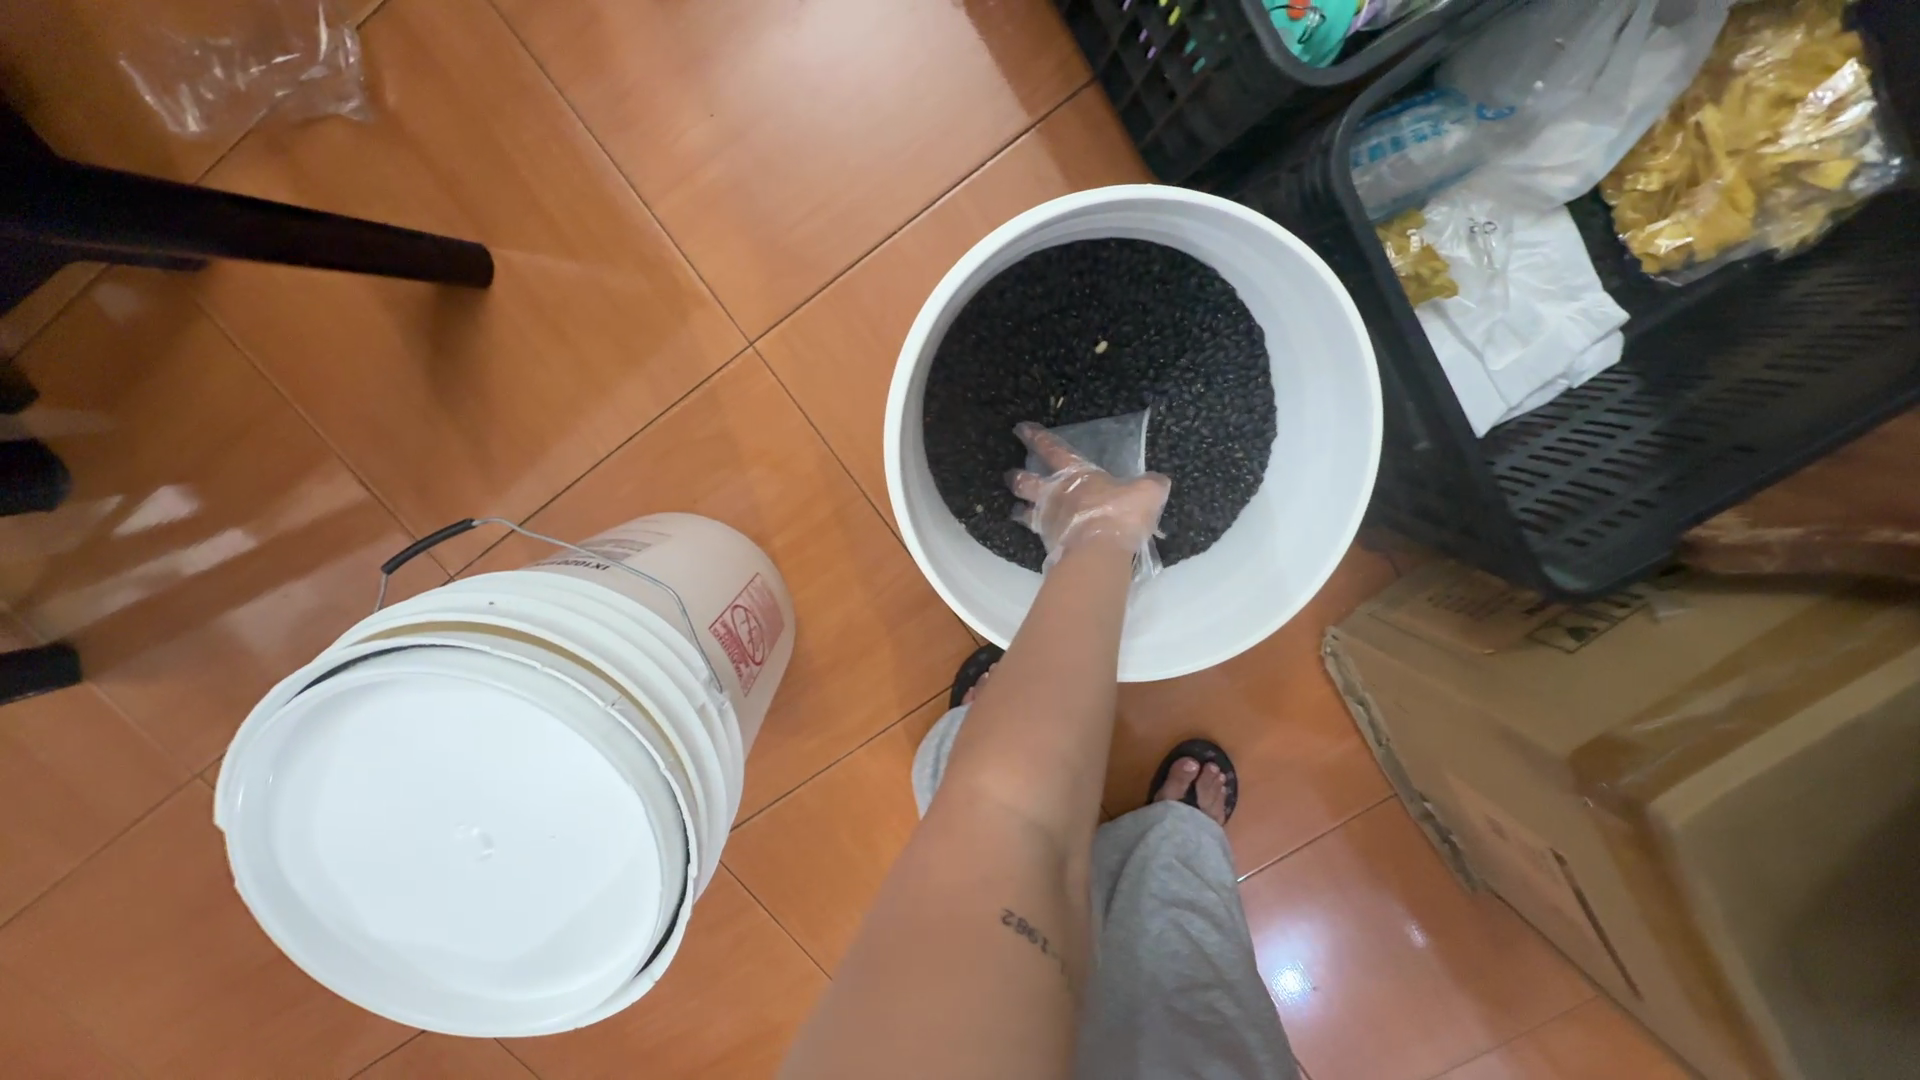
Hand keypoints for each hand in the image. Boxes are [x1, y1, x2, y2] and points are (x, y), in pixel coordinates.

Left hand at [1005, 421, 1170, 571]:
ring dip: (1021, 510)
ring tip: (1017, 510)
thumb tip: (1158, 481)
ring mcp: (1048, 520)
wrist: (1099, 552)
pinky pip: (1040, 536)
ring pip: (1026, 512)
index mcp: (1075, 474)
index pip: (1052, 449)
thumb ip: (1149, 485)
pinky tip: (1043, 538)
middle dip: (1018, 478)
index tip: (1021, 429)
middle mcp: (1054, 494)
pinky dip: (1039, 535)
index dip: (1037, 437)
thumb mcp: (1146, 493)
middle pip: (1028, 482)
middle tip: (1011, 476)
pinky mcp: (1049, 544)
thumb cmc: (1119, 514)